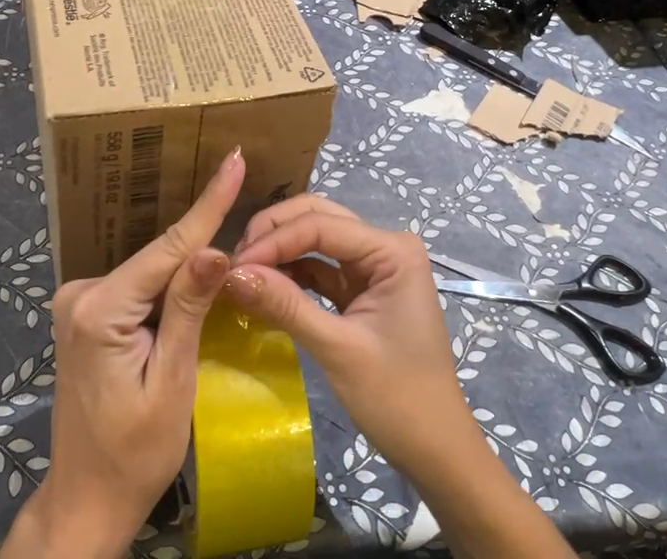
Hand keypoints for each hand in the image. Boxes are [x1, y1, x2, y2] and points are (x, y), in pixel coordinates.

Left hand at [0, 148, 242, 558]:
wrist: (87, 498)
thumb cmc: (135, 452)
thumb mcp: (173, 383)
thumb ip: (189, 311)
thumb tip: (214, 248)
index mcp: (100, 310)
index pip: (167, 248)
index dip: (208, 204)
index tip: (233, 160)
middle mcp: (80, 294)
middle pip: (158, 256)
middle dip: (203, 235)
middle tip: (240, 184)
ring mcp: (78, 303)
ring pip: (149, 270)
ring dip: (188, 261)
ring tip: (230, 226)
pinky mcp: (85, 316)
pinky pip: (137, 287)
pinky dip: (168, 283)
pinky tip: (196, 273)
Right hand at [223, 195, 473, 475]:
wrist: (435, 447)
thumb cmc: (398, 398)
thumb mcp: (337, 349)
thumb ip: (286, 305)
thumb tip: (231, 273)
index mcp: (393, 250)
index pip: (320, 225)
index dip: (273, 240)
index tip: (231, 267)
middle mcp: (385, 246)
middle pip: (318, 217)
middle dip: (274, 233)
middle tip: (233, 262)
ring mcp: (374, 267)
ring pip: (316, 238)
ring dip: (279, 251)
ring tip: (241, 273)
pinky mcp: (362, 290)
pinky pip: (320, 267)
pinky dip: (291, 273)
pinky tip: (263, 286)